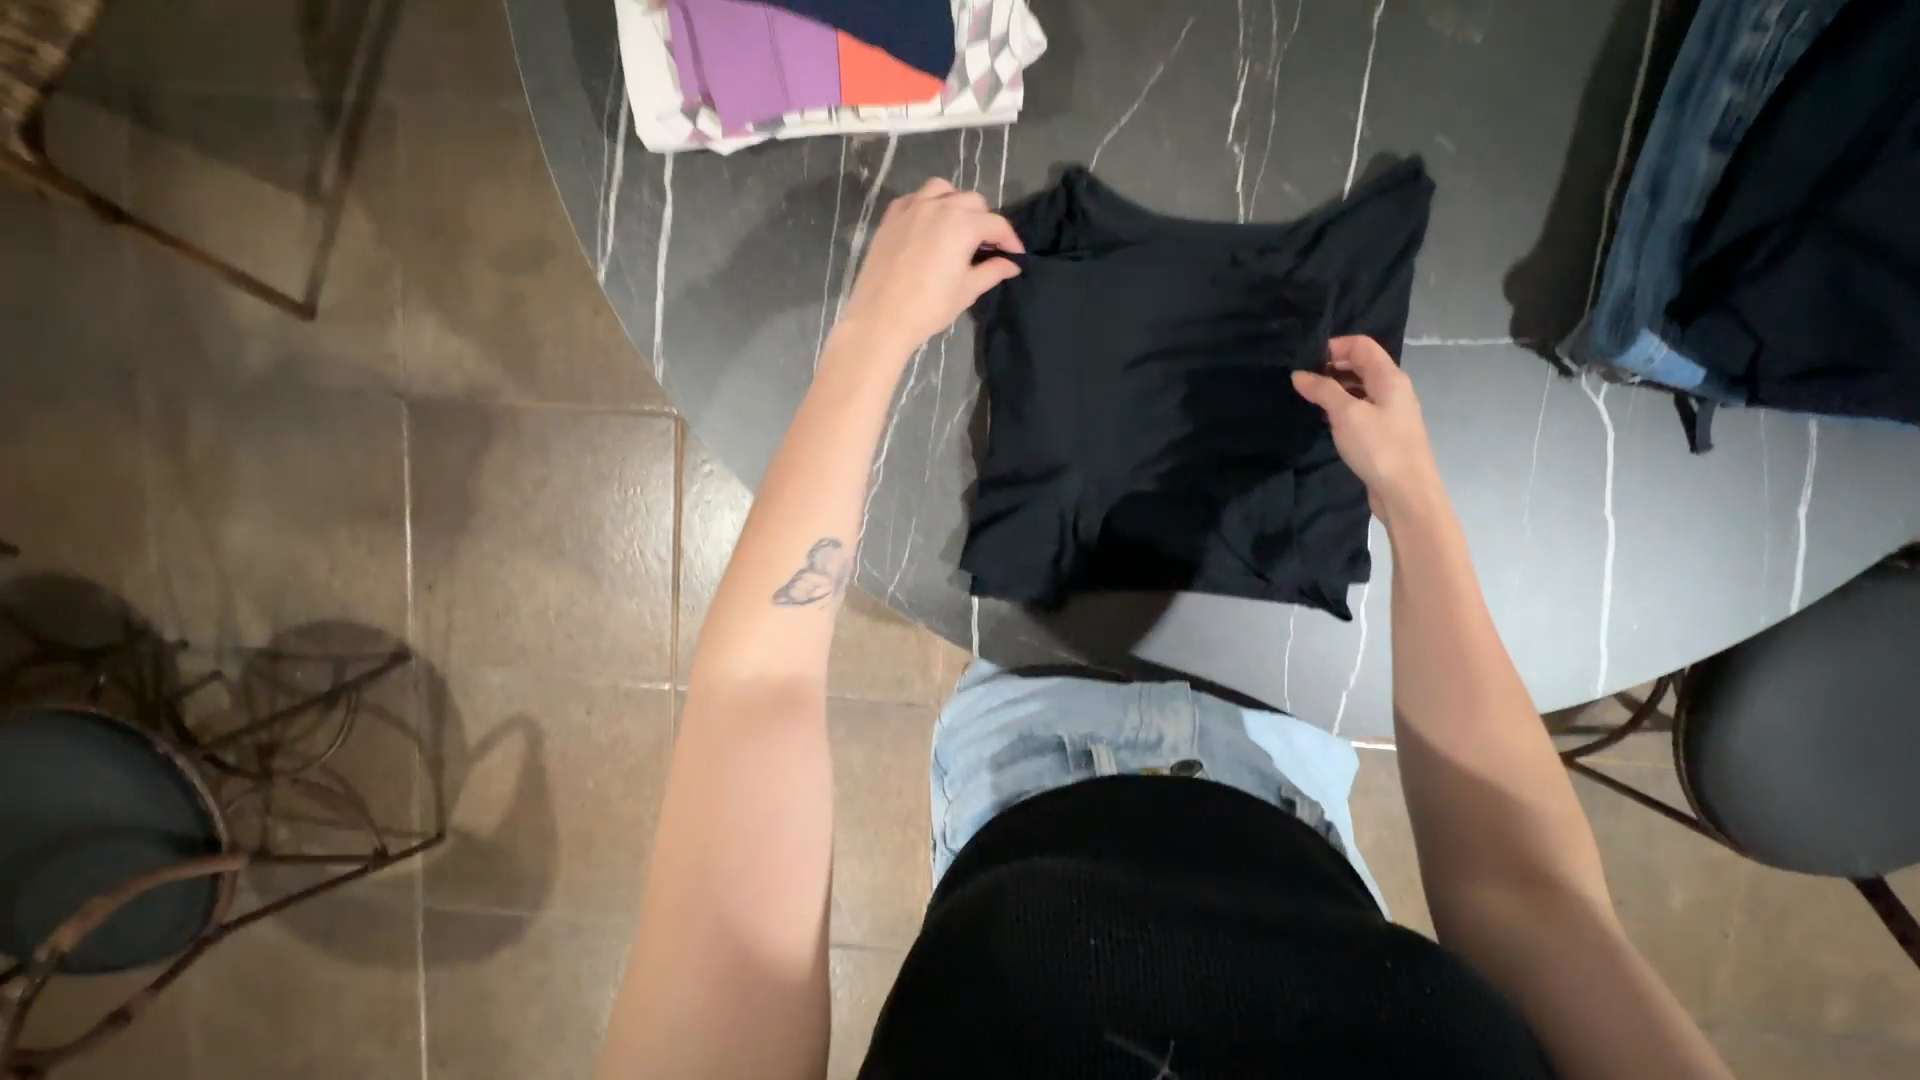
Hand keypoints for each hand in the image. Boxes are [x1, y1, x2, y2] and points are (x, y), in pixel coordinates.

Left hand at [834, 177, 1023, 357]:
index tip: (1016, 256)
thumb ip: (992, 271)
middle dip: (985, 220)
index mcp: (962, 224)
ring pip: (942, 189)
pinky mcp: (891, 218)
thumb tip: (1011, 265)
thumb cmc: (929, 306)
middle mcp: (939, 206)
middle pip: (972, 201)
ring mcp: (912, 208)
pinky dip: (927, 204)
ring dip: (956, 203)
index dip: (1010, 240)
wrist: (881, 317)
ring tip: (957, 226)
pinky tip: (928, 224)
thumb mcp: (967, 290)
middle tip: (986, 247)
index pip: (996, 224)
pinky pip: (914, 198)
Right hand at [1291, 335, 1443, 518]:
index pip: (1361, 345)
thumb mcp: (1347, 414)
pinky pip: (1359, 409)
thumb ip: (1322, 390)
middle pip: (1360, 365)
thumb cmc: (1379, 447)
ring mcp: (1389, 412)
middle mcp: (1392, 389)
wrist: (1406, 492)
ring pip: (1358, 388)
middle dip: (1330, 367)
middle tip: (1300, 380)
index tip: (1305, 361)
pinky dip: (1340, 408)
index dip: (1333, 346)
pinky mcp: (1382, 433)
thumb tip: (1299, 375)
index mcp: (1390, 377)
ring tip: (1306, 398)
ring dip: (1333, 389)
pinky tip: (1323, 419)